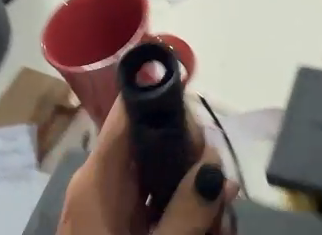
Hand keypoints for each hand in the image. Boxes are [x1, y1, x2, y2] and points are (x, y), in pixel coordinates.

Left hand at [57, 99, 237, 234]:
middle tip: (221, 197)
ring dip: (195, 193)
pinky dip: (181, 210)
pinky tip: (208, 231)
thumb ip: (189, 211)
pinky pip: (155, 199)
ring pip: (162, 171)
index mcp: (100, 176)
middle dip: (194, 162)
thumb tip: (216, 166)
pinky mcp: (117, 223)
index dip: (164, 100)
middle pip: (155, 140)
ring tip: (219, 227)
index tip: (201, 124)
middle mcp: (102, 178)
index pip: (129, 108)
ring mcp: (109, 201)